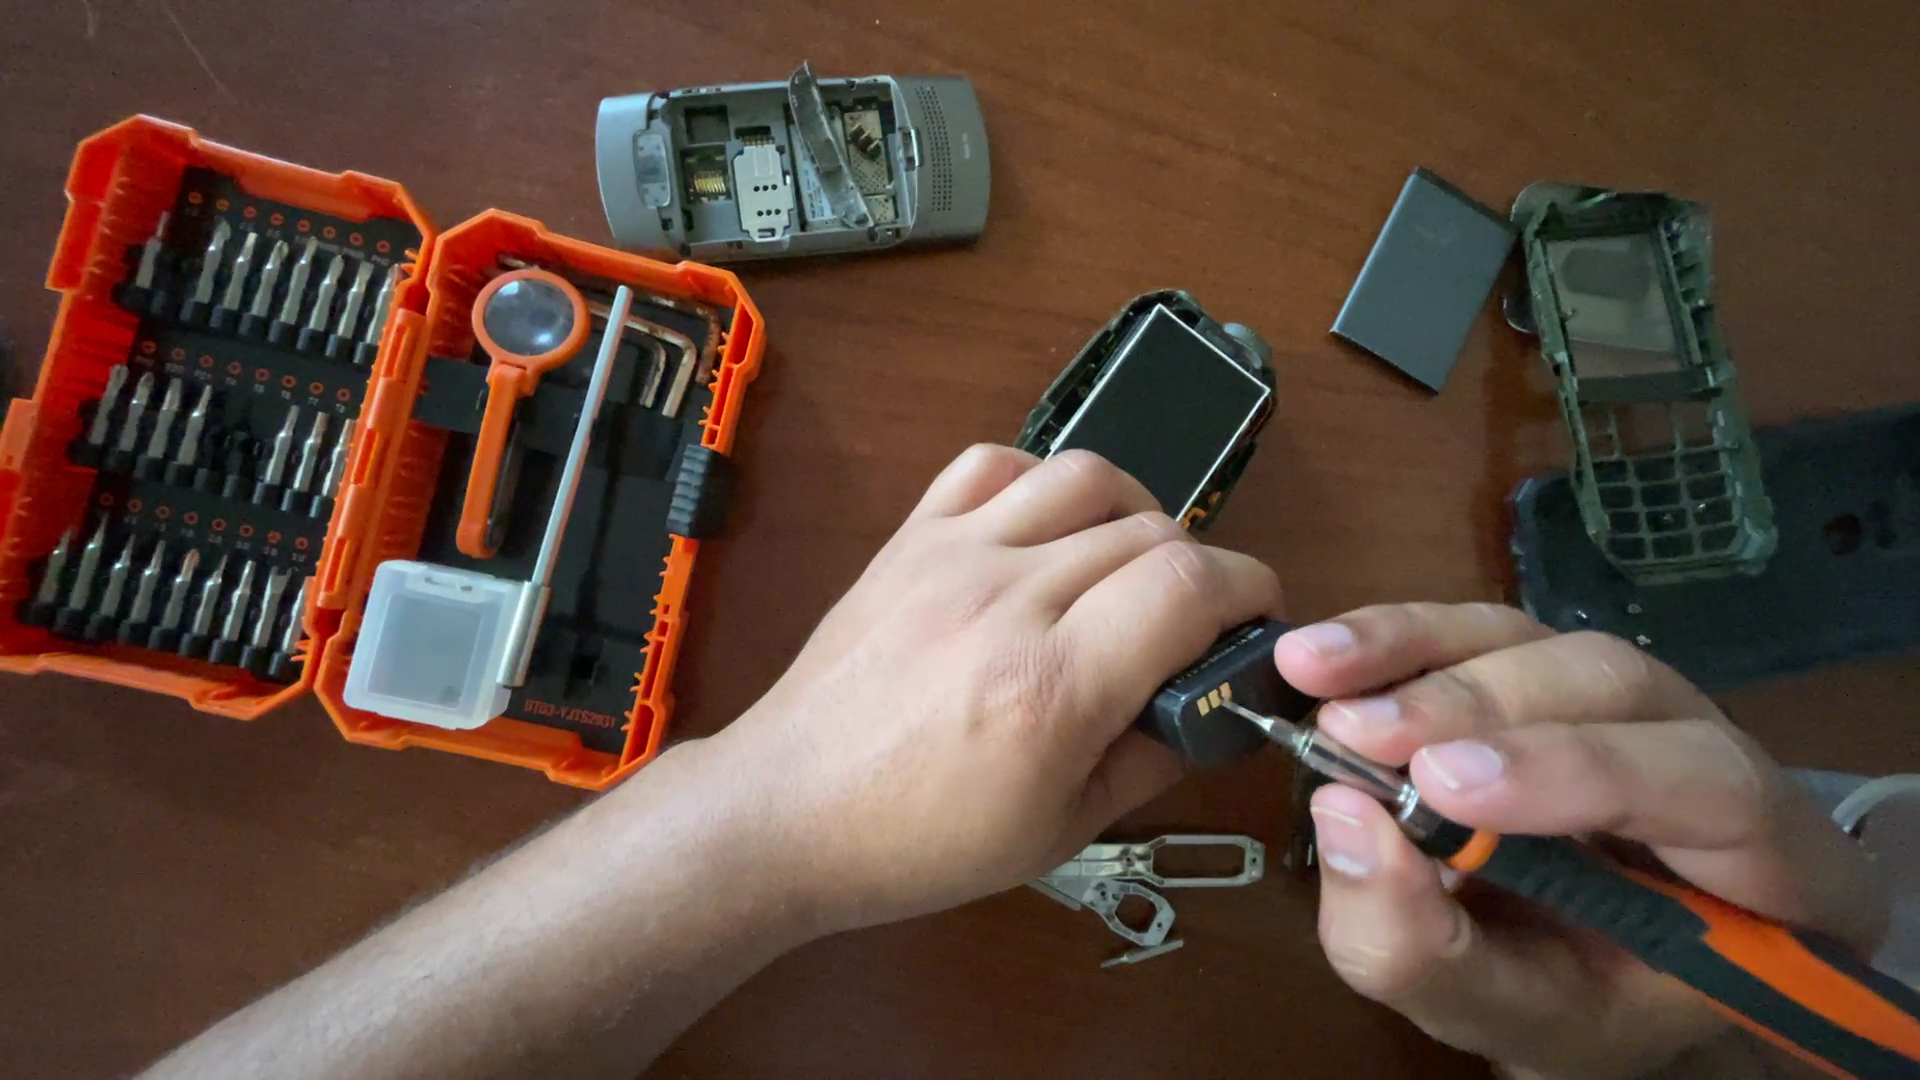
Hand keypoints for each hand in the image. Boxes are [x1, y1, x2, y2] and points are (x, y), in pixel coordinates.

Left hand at [702, 445, 1281, 933]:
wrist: (790, 805)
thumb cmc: (921, 840)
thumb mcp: (1060, 831)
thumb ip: (1149, 757)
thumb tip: (1200, 701)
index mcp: (1053, 684)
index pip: (1188, 585)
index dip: (1248, 587)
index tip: (1257, 613)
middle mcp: (1008, 597)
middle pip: (1148, 529)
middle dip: (1197, 565)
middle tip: (1189, 614)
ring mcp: (952, 553)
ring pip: (1081, 475)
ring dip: (1132, 508)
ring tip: (1127, 556)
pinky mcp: (909, 537)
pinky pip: (988, 463)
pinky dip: (1038, 478)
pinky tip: (1043, 525)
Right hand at [1273, 603, 1886, 1079]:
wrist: (1542, 951)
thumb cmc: (1547, 993)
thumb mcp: (1487, 1007)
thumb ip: (1419, 944)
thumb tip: (1343, 815)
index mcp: (1760, 867)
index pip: (1709, 789)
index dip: (1575, 769)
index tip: (1437, 785)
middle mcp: (1691, 746)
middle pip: (1606, 680)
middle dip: (1469, 702)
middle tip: (1352, 732)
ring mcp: (1595, 693)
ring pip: (1520, 633)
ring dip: (1408, 649)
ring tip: (1315, 676)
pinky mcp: (1513, 664)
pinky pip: (1454, 627)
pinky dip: (1379, 637)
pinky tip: (1317, 658)